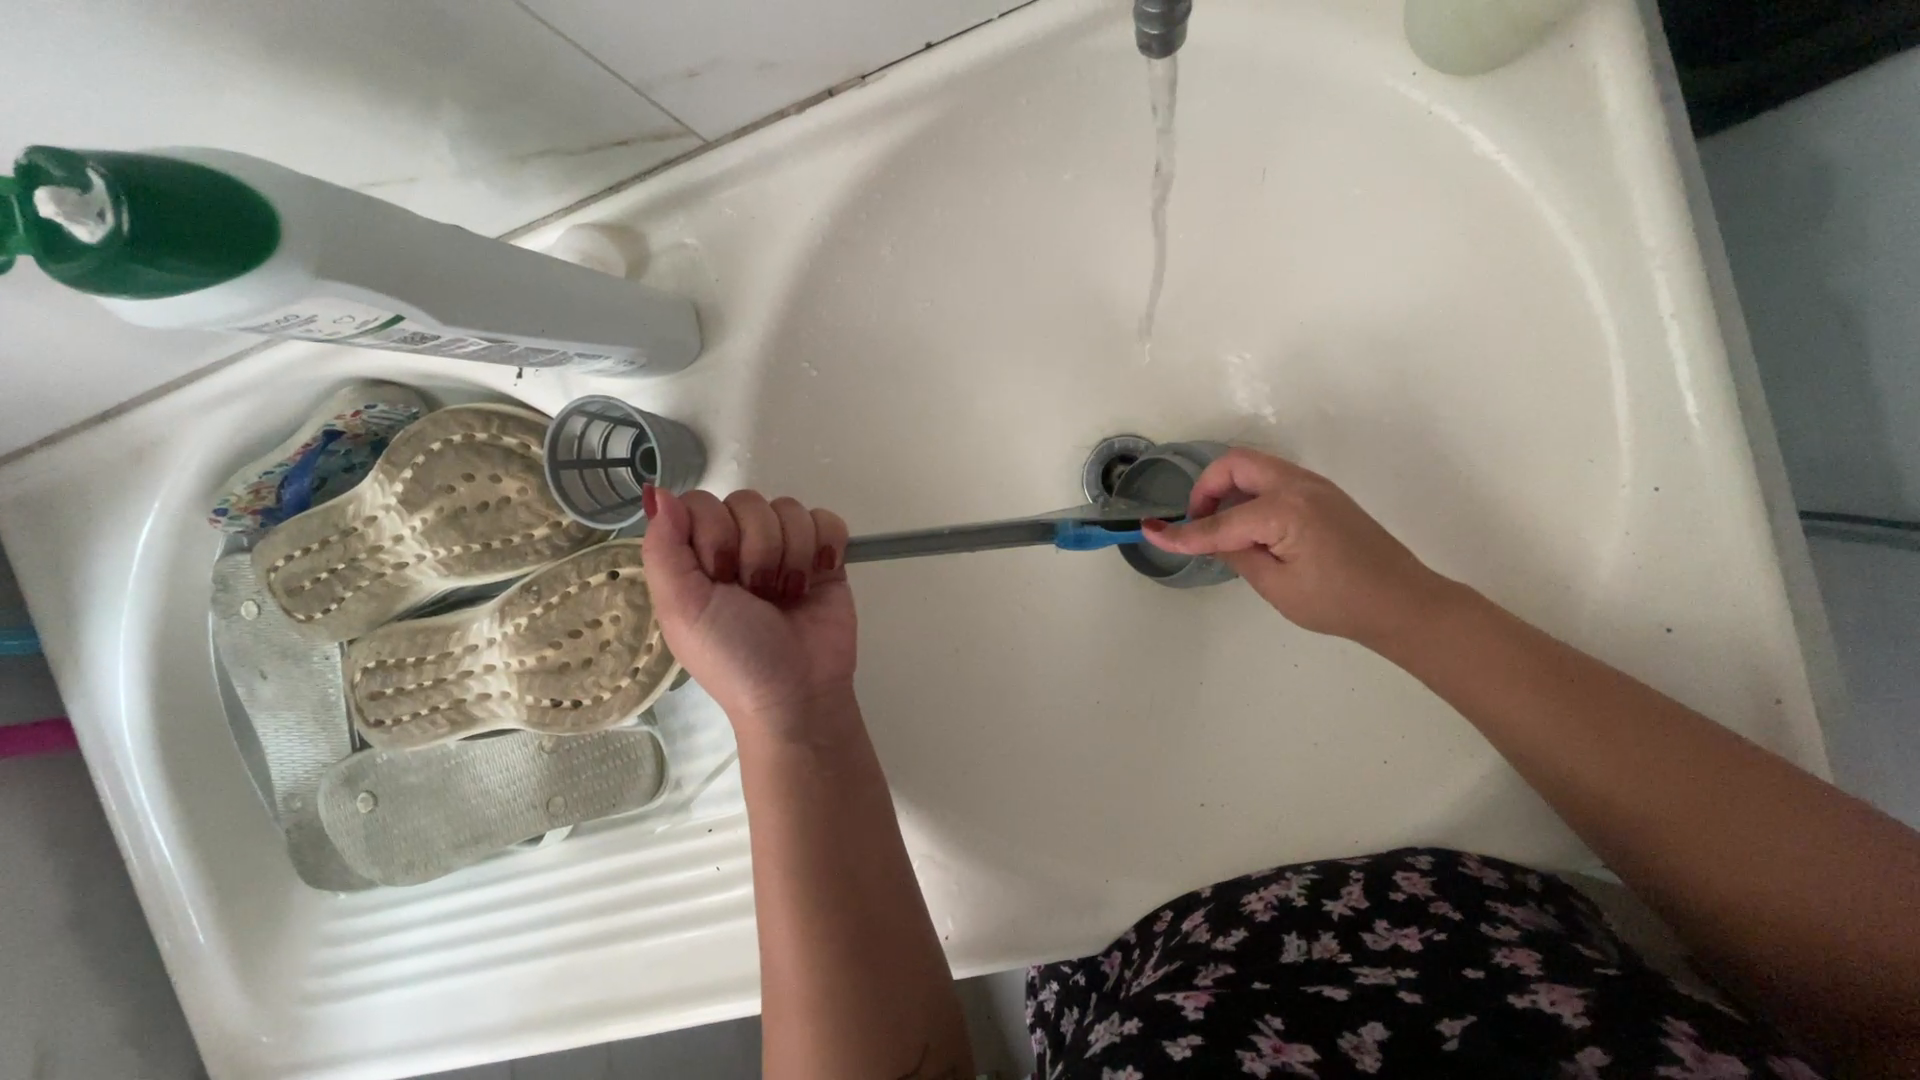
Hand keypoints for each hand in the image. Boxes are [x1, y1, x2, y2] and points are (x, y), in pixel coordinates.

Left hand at [640, 485, 855, 738]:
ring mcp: (785, 550)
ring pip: (788, 508)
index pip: (700, 503)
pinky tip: (817, 577)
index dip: (713, 530)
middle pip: (747, 501)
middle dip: (755, 549)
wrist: (798, 692)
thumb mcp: (681, 610)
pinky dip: (825, 545)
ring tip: (787, 596)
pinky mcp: (826, 556)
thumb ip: (663, 549)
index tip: (719, 573)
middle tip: (756, 593)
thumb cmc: (734, 656)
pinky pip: (826, 519)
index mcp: (698, 558)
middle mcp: (740, 547)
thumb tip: (659, 492)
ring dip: (790, 555)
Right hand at [1142, 448, 1455, 646]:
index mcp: (1285, 510)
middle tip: (1198, 523)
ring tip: (1221, 529)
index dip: (1183, 533)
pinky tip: (1250, 529)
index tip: (1150, 532)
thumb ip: (1238, 554)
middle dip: (1207, 488)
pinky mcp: (1323, 496)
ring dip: (1229, 489)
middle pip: (1235, 465)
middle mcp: (1298, 486)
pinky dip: (1250, 495)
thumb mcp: (1277, 586)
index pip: (1220, 522)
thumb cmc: (1340, 602)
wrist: (1404, 603)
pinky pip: (1273, 481)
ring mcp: (1314, 486)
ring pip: (1254, 468)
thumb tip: (1214, 538)